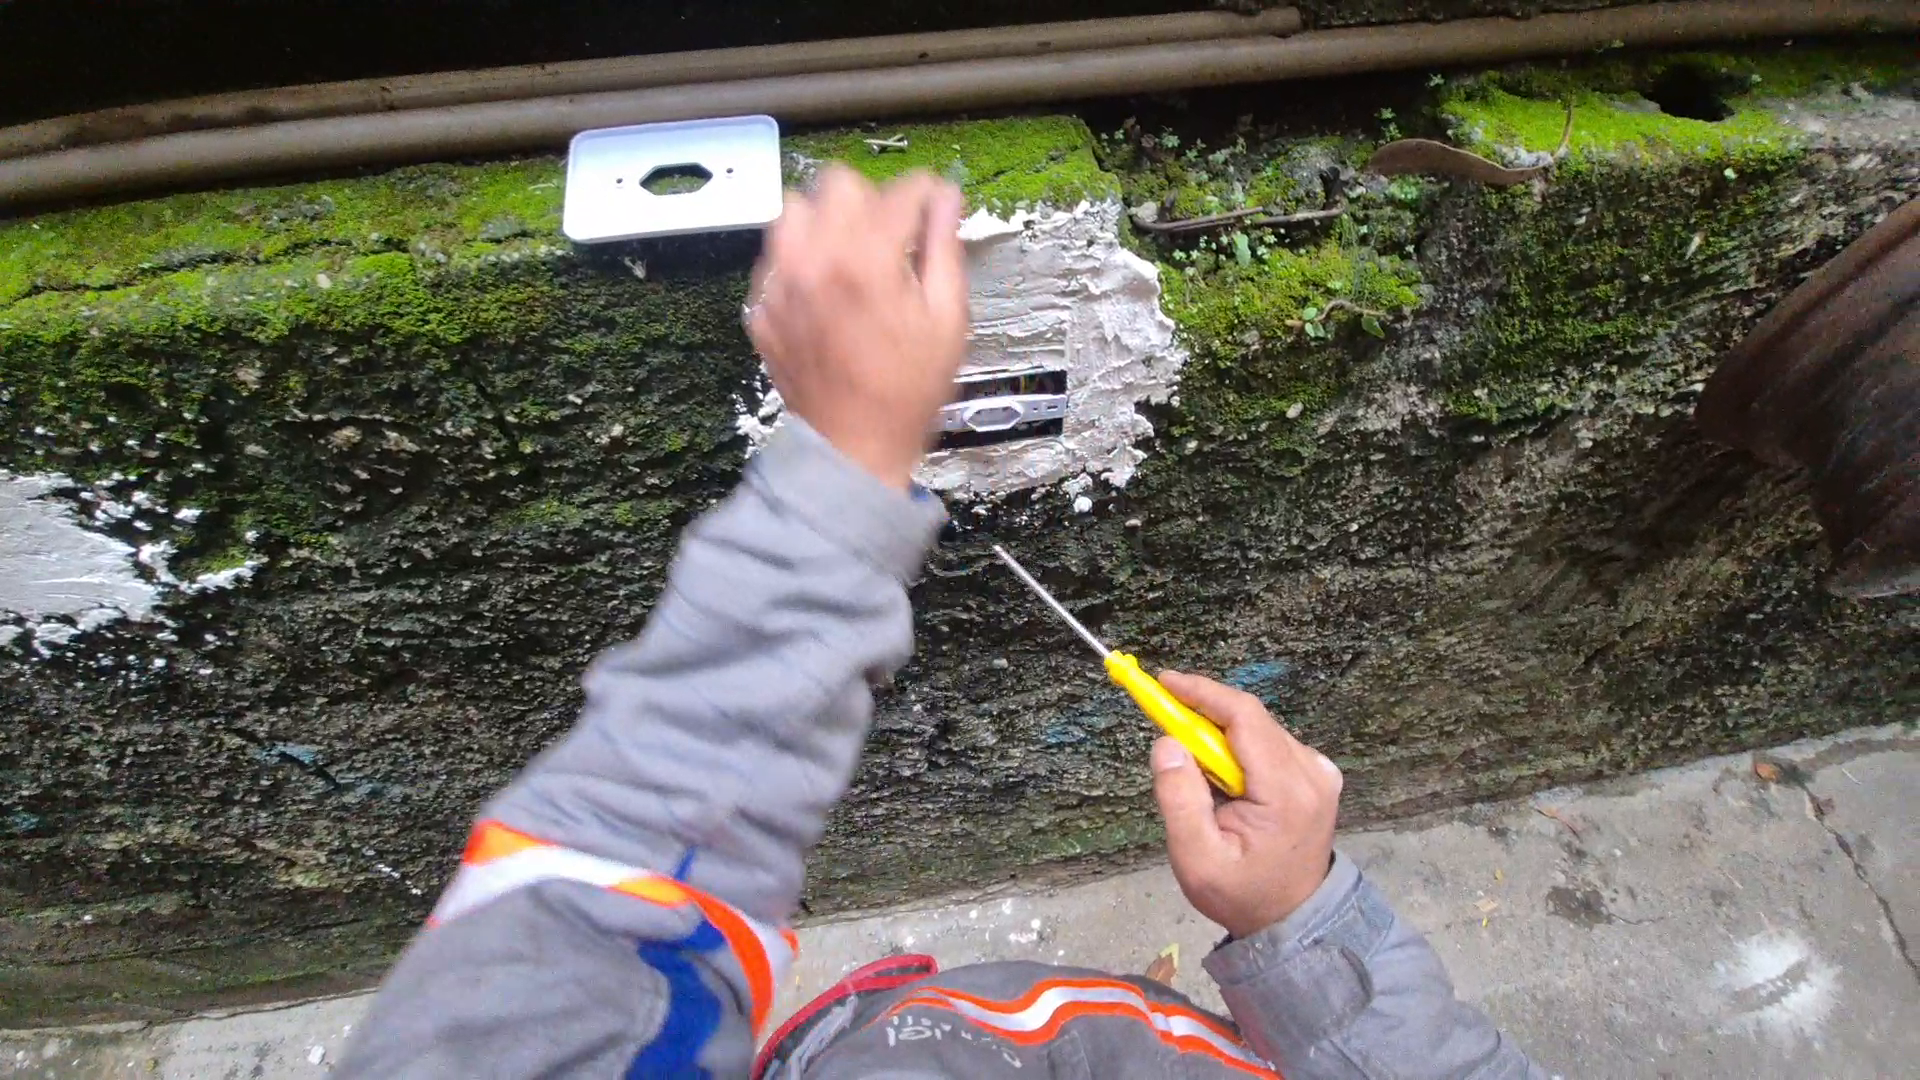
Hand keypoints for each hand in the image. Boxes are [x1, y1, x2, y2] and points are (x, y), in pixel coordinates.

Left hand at [745, 165, 969, 490]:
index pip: (900, 191)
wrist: (854, 446)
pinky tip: (824, 293)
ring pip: (794, 210)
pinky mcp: (761, 307)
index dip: (926, 195)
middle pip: (837, 184)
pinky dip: (800, 260)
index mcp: (866, 260)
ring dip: (826, 224)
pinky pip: (775, 256)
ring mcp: (779, 284)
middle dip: (870, 202)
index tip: (934, 208)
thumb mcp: (947, 321)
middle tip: (889, 240)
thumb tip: (946, 200)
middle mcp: (814, 260)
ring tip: (849, 261)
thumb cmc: (908, 392)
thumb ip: (945, 250)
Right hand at [1150, 671, 1342, 938]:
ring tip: (1190, 757)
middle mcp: (1312, 772)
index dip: (1202, 692)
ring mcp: (1318, 771)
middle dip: (1201, 710)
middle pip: (1249, 718)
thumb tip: (1167, 743)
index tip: (1163, 682)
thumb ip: (1179, 798)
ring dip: (1217, 729)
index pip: (1244, 717)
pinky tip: (1217, 768)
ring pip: (1256, 726)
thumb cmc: (1241, 892)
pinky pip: (1266, 740)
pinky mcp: (1315, 773)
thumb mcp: (1196, 857)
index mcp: (1287, 792)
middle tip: (1161, 713)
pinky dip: (1234, 742)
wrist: (1293, 920)